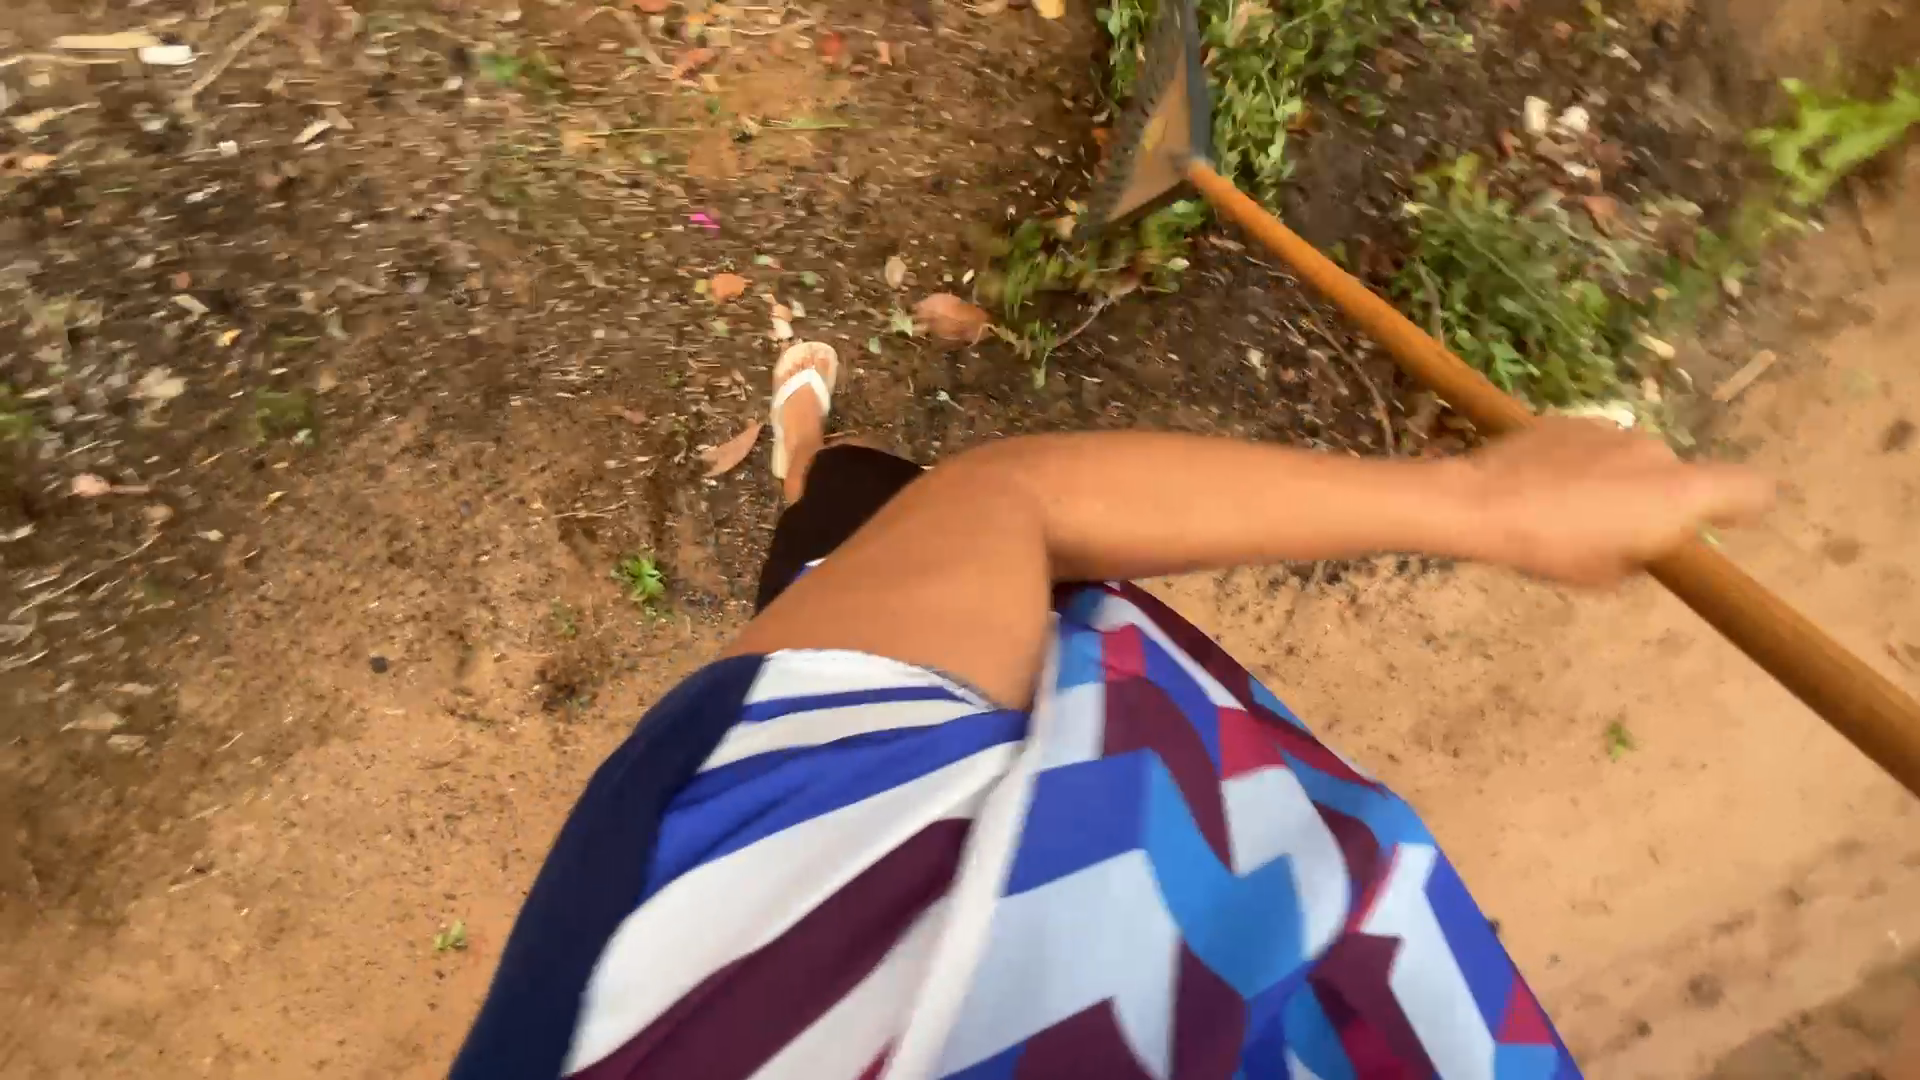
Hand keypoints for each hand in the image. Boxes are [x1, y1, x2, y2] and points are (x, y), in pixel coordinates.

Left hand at [1457, 418, 1775, 586]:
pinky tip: (1538, 481)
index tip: (1715, 522)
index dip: (1738, 507)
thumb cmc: (1546, 546)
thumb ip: (1644, 554)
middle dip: (1655, 496)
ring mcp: (1609, 429)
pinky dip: (1573, 460)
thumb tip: (1640, 545)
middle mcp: (1656, 450)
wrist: (1476, 502)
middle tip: (1610, 525)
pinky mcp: (1565, 420)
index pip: (1752, 489)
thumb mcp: (1605, 573)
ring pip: (1627, 458)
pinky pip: (1585, 444)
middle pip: (1677, 474)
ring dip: (1610, 477)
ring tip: (1562, 504)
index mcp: (1683, 490)